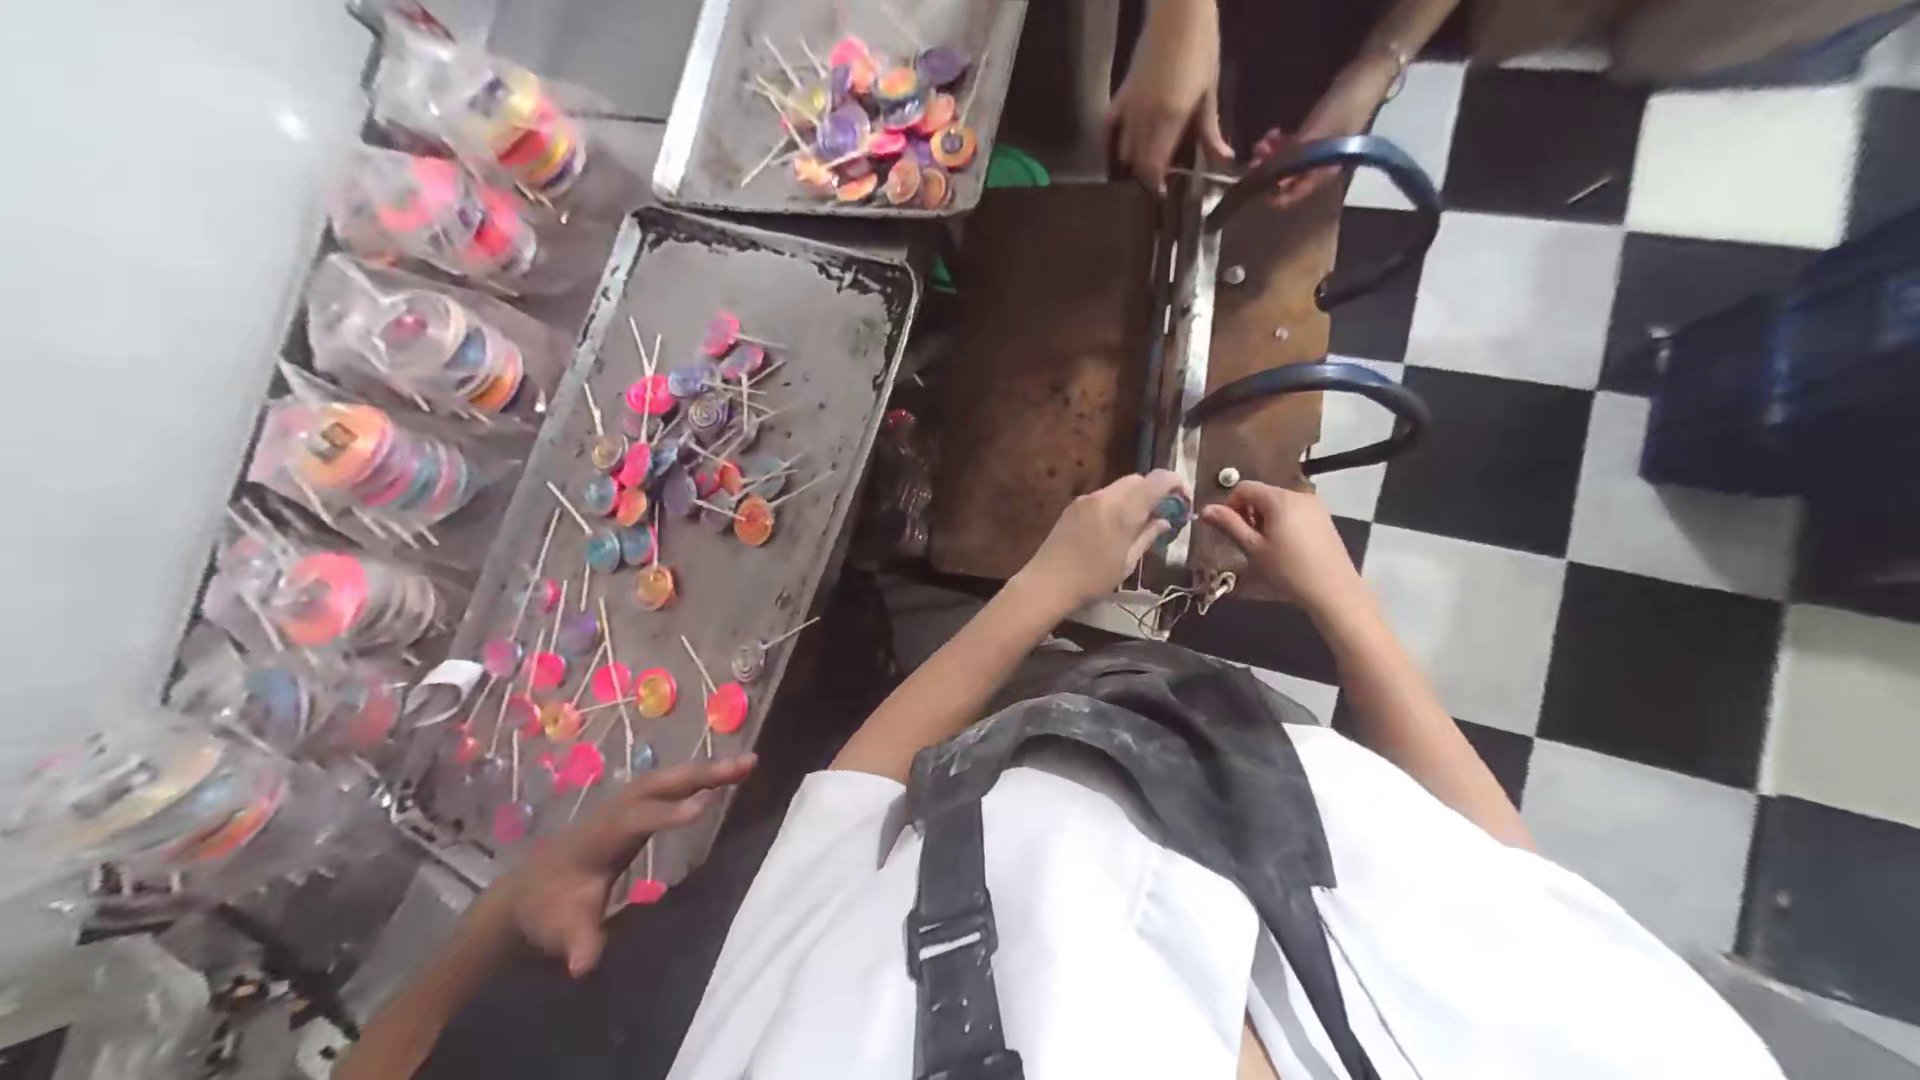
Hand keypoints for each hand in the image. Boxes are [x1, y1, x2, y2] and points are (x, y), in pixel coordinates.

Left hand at [507, 754, 754, 975]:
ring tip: (747, 764)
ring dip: (708, 769)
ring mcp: (626, 802)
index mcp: (599, 839)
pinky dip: (701, 774)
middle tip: (745, 766)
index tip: (705, 805)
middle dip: (702, 774)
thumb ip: (577, 942)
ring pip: (670, 778)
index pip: (637, 820)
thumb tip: (585, 967)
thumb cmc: (550, 910)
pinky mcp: (637, 804)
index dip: (669, 813)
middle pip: (661, 784)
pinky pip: (672, 783)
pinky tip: (726, 774)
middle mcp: (615, 810)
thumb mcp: (559, 930)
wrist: (531, 890)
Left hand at [1015, 470, 1189, 611]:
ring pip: (1119, 487)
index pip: (1158, 479)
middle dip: (1154, 491)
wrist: (1047, 583)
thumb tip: (1164, 521)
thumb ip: (1148, 536)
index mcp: (1123, 509)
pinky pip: (1102, 496)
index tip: (1183, 502)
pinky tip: (1114, 527)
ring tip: (1138, 524)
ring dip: (1134, 498)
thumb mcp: (1127, 562)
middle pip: (1138, 480)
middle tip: (1162, 515)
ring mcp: (1086, 499)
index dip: (1176, 484)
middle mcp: (1105, 496)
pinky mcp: (1073, 506)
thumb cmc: (1093, 579)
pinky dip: (1116, 503)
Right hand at [1106, 0, 1232, 193]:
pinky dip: (1111, 143)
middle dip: (1146, 175)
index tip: (1162, 192)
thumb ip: (1211, 129)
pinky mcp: (1120, 96)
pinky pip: (1109, 129)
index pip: (1154, 165)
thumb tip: (1224, 159)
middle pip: (1137, 162)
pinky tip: (1118, 149)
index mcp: (1170, 118)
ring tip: (1145, 164)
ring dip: (1133, 162)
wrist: (1178, 11)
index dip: (1156, 183)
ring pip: (1123, 150)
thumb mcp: (1210, 90)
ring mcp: (1129, 108)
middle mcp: (1145, 119)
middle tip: (1158, 179)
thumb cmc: (1201, 47)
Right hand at [1198, 481, 1362, 612]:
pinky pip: (1294, 512)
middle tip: (1248, 541)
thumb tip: (1205, 509)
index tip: (1231, 530)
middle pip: (1262, 494)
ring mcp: (1315, 506)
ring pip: (1278, 504)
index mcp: (1279, 498)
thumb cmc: (1287, 569)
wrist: (1333, 590)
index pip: (1244, 488)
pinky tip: (1286, 547)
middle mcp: (1299, 494)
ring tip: (1267, 547)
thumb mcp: (1252, 548)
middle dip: (1249, 513)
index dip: (1231, 505)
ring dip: (1265, 519)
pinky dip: (1282, 522)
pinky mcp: (1324, 518)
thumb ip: (1228, 524)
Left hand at [1249, 53, 1396, 208]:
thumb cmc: (1344, 106)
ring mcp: (1315, 153)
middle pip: (1287, 180)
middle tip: (1256, 156)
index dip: (1273, 195)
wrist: (1365, 75)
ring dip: (1271, 155)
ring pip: (1286, 163)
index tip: (1255, 186)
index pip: (1294, 195)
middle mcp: (1318, 167)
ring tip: (1262, 142)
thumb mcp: (1315, 134)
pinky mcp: (1313, 138)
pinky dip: (1280, 144)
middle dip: (1268, 170)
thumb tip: (1271, 182)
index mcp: (1323, 172)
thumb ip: (1294, 159)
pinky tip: (1274, 133)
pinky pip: (1291, 148)